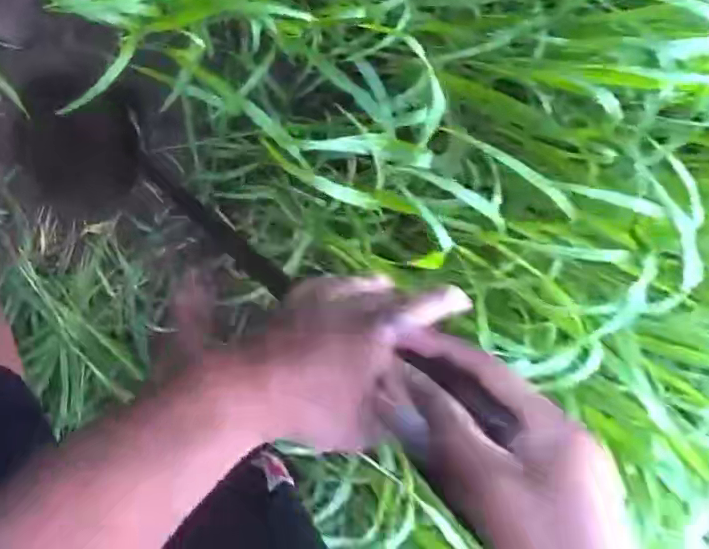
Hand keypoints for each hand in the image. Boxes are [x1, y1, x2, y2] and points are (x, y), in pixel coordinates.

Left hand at [230, 275, 469, 451]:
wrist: (250, 383)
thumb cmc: (313, 408)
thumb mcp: (366, 426)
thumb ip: (396, 415)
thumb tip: (416, 411)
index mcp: (374, 330)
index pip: (415, 310)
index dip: (439, 302)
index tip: (458, 296)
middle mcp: (347, 304)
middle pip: (383, 293)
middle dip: (404, 300)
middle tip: (418, 311)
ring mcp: (314, 297)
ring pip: (351, 282)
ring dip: (370, 288)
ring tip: (382, 292)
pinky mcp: (289, 300)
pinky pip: (323, 284)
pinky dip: (339, 287)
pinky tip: (337, 294)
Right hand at [396, 329, 634, 548]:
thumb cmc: (539, 537)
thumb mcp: (485, 476)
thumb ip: (442, 418)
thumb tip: (396, 372)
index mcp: (555, 423)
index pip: (488, 367)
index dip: (439, 345)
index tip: (395, 332)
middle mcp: (561, 434)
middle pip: (489, 390)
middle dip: (439, 371)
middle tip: (392, 354)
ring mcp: (558, 463)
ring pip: (490, 416)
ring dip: (446, 399)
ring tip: (401, 381)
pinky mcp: (548, 488)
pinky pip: (496, 441)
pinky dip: (461, 427)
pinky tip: (429, 422)